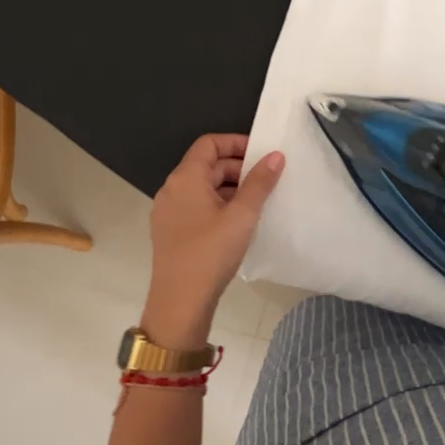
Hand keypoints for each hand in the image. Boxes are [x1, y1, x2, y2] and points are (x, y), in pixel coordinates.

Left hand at [143, 134, 283, 346]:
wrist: (180, 302)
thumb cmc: (211, 253)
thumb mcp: (242, 216)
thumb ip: (260, 183)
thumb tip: (275, 156)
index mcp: (185, 178)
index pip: (208, 144)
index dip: (236, 143)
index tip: (262, 154)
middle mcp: (172, 189)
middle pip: (206, 165)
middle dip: (237, 168)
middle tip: (266, 181)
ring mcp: (168, 212)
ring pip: (202, 188)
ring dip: (230, 188)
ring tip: (257, 203)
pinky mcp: (171, 232)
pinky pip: (196, 206)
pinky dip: (218, 205)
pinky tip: (238, 223)